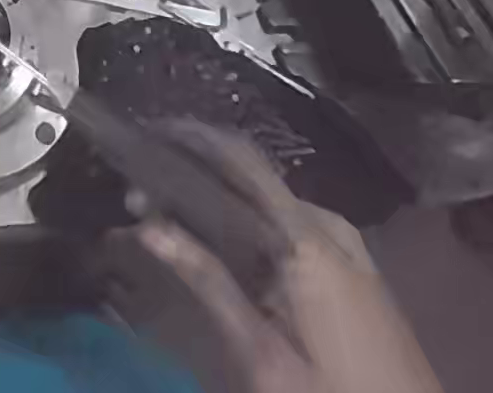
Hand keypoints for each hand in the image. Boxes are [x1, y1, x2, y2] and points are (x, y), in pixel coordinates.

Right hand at [136, 122, 422, 392]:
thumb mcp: (266, 358)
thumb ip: (209, 285)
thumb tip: (146, 227)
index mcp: (308, 237)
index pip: (241, 159)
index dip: (191, 137)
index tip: (145, 134)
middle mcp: (327, 223)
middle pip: (248, 177)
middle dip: (192, 175)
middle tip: (141, 195)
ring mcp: (345, 242)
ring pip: (264, 200)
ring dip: (215, 200)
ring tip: (166, 216)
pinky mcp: (352, 264)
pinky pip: (284, 222)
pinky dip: (243, 221)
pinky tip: (215, 242)